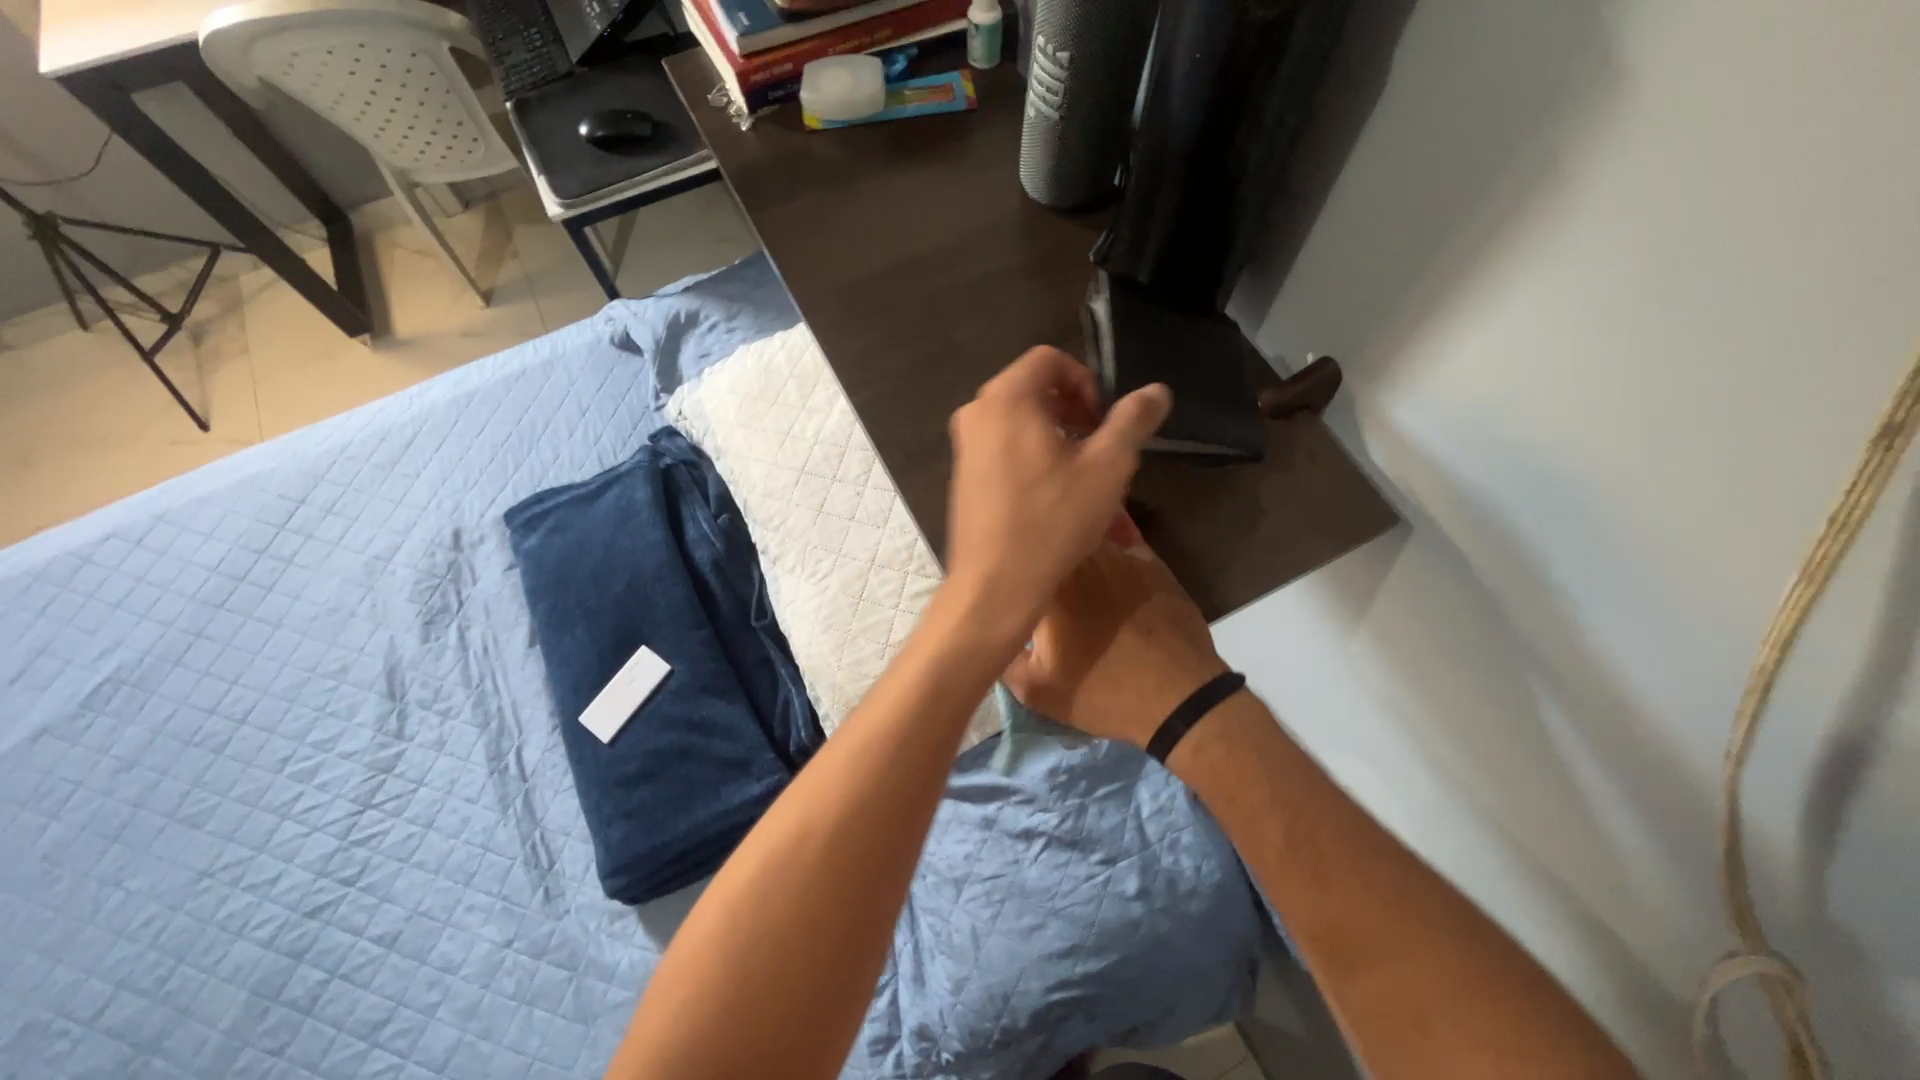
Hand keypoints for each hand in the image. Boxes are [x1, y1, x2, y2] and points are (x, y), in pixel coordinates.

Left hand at [944, 346, 1171, 641]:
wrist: (995, 587)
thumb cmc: (1052, 521)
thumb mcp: (1106, 468)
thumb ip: (1132, 421)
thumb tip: (1156, 390)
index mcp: (1006, 399)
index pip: (1049, 359)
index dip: (1087, 381)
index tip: (1106, 420)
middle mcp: (978, 415)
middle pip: (1038, 395)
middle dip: (1081, 419)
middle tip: (1106, 451)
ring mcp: (967, 449)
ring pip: (1028, 433)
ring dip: (1068, 451)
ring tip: (1098, 488)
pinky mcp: (967, 480)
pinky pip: (1012, 458)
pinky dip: (1044, 470)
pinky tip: (1070, 507)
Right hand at [1002, 531, 1229, 748]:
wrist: (1179, 697)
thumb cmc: (1102, 693)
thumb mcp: (1036, 690)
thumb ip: (1002, 658)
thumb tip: (989, 636)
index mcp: (1048, 587)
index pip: (1016, 561)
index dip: (1007, 567)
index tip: (1001, 576)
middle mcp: (1082, 560)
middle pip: (1052, 542)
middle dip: (1040, 549)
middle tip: (1032, 562)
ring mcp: (1120, 556)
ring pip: (1087, 537)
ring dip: (1073, 544)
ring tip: (1064, 552)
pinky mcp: (1152, 563)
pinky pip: (1123, 540)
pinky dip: (1110, 542)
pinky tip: (1105, 551)